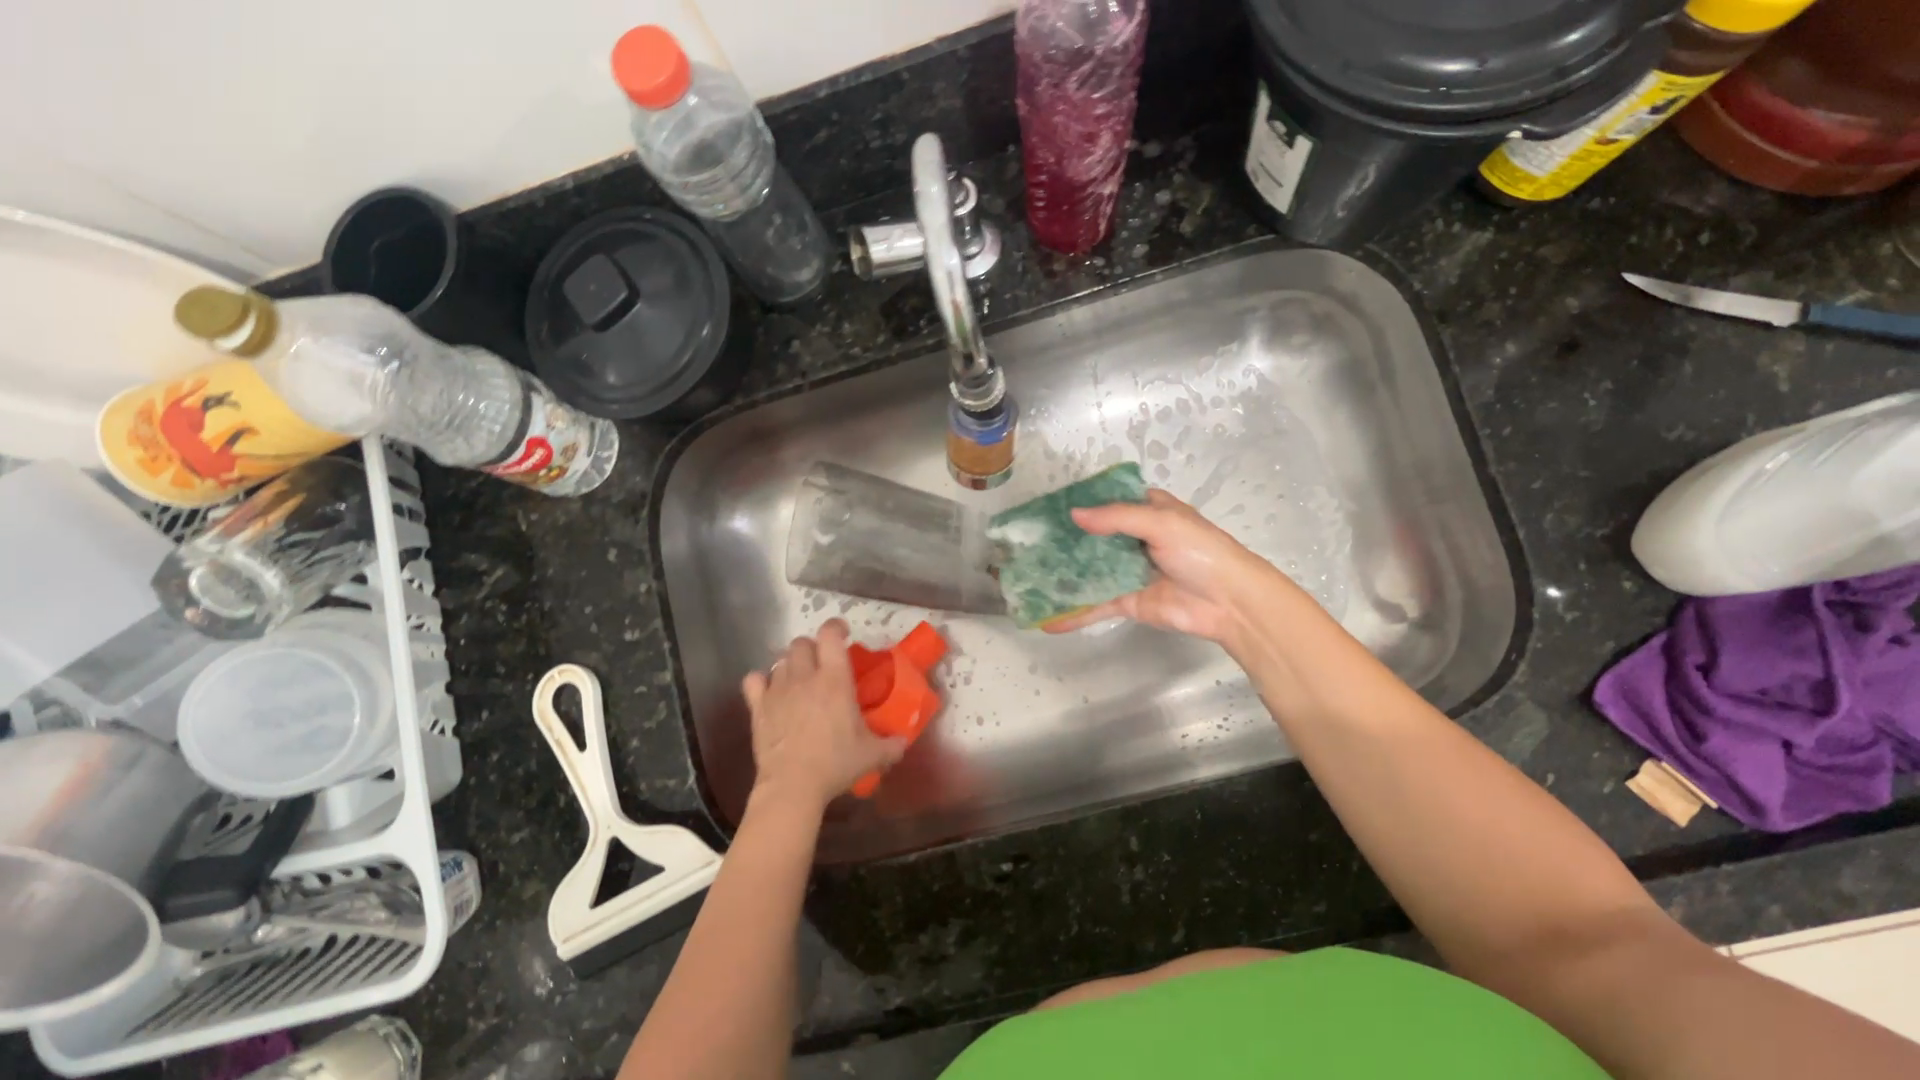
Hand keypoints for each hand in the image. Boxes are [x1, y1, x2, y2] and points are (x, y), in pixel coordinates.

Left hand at [742, 620, 907, 812]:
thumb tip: (903, 741)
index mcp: (835, 680)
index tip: (843, 634)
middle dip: (812, 647)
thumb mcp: (872, 756)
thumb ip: (891, 745)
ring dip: (791, 665)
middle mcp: (805, 677)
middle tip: (822, 663)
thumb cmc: (836, 764)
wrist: (793, 785)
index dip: (835, 627)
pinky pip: (754, 680)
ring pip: (780, 660)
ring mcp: (778, 690)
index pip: (830, 635)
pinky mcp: (758, 707)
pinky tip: (770, 691)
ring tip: (800, 680)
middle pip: (801, 643)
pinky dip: (761, 680)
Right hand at [1045, 489, 1300, 644]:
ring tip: (1025, 576)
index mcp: (1149, 511)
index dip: (1082, 501)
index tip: (1047, 504)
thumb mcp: (1161, 523)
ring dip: (1063, 574)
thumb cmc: (1200, 552)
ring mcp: (1129, 571)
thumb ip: (1116, 518)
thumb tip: (1074, 515)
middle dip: (1064, 538)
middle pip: (1093, 536)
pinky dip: (1073, 613)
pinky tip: (1046, 619)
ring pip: (1089, 570)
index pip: (1109, 500)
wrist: (1229, 602)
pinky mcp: (1127, 601)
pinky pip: (1095, 605)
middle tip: (1026, 540)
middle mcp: (1135, 538)